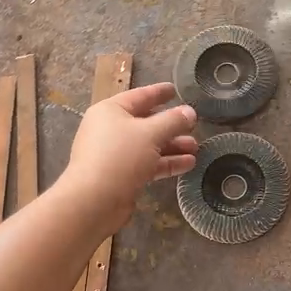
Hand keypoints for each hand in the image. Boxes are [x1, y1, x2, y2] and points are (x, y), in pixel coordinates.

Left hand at [56, 82, 197, 223]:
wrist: (93, 202)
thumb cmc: (120, 157)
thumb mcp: (150, 133)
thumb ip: (173, 121)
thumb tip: (190, 112)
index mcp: (110, 111)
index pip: (139, 96)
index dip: (158, 92)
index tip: (175, 89)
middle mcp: (110, 130)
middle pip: (145, 122)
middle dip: (170, 125)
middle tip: (193, 125)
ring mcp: (114, 155)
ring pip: (148, 145)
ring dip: (172, 146)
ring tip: (196, 147)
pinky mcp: (121, 176)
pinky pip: (147, 164)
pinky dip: (165, 163)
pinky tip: (188, 164)